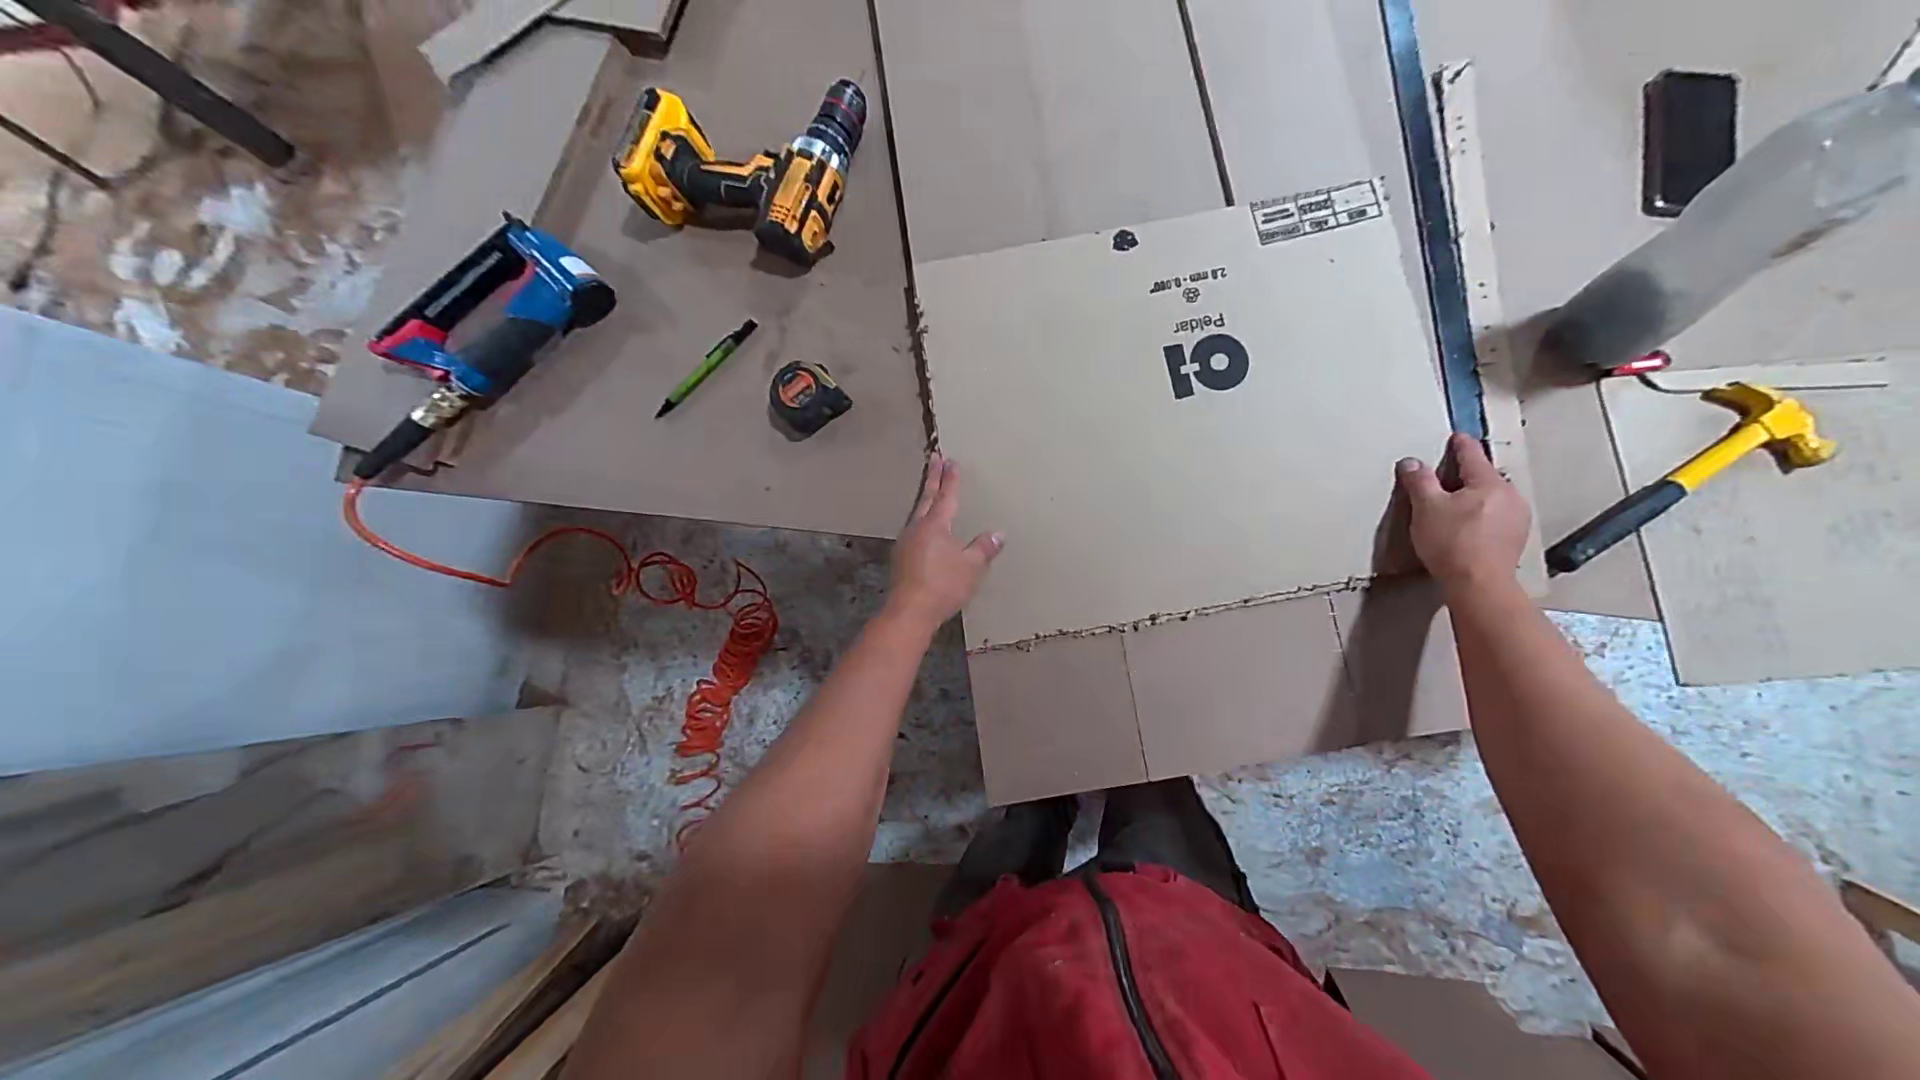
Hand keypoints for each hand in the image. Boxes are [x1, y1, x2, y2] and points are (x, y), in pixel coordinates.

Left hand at [886, 453, 1003, 629]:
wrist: (911, 611)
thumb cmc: (943, 585)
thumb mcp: (972, 566)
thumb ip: (985, 548)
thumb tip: (998, 535)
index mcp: (935, 525)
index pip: (946, 496)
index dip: (950, 479)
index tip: (950, 461)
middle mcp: (918, 529)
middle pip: (926, 498)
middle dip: (932, 478)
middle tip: (933, 460)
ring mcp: (906, 544)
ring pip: (917, 514)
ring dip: (925, 499)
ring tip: (929, 491)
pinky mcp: (902, 559)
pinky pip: (914, 532)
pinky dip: (921, 522)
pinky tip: (925, 530)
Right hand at [1396, 433, 1531, 590]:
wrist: (1478, 583)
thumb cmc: (1452, 543)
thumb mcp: (1426, 508)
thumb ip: (1419, 481)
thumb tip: (1412, 463)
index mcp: (1488, 483)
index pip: (1472, 455)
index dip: (1460, 445)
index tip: (1456, 437)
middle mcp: (1509, 495)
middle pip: (1484, 477)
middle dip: (1465, 475)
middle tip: (1444, 479)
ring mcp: (1517, 517)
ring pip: (1492, 497)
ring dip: (1474, 497)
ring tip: (1453, 506)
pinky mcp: (1515, 537)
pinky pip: (1497, 515)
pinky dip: (1481, 515)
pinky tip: (1467, 526)